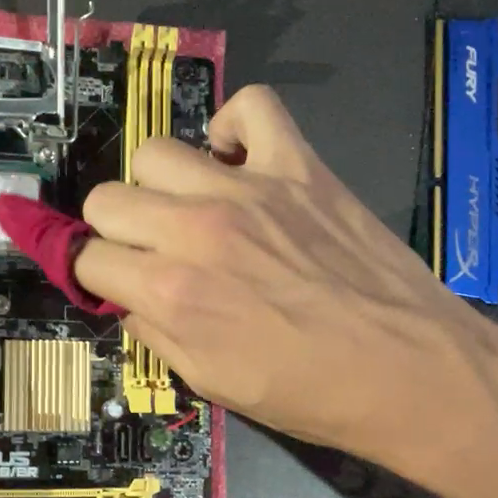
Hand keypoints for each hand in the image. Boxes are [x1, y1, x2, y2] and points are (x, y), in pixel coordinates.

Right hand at [71, 86, 497, 497]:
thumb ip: (157, 334)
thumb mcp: (214, 383)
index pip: (89, 258)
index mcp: (172, 292)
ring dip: (162, 186)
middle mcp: (197, 230)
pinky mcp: (300, 165)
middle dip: (118, 232)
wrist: (408, 369)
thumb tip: (130, 297)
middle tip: (153, 255)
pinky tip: (240, 161)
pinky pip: (251, 106)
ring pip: (156, 151)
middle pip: (108, 198)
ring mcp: (249, 188)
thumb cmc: (309, 392)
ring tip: (194, 210)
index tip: (116, 284)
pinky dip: (235, 127)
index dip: (96, 276)